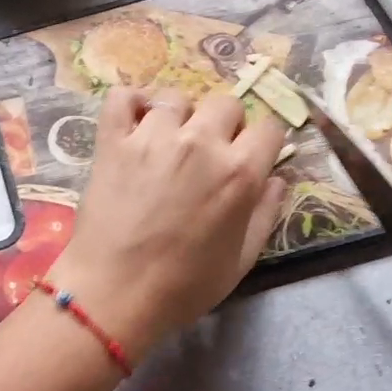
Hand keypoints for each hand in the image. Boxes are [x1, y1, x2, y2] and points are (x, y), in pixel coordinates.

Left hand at [46, 88, 286, 357]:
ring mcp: (152, 137)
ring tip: (167, 142)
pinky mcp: (112, 140)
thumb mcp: (241, 260)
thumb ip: (265, 214)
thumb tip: (278, 179)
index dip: (262, 143)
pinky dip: (131, 102)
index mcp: (239, 172)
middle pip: (225, 104)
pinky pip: (122, 97)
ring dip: (178, 116)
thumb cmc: (182, 286)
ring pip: (176, 98)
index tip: (250, 158)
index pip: (270, 127)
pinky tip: (134, 122)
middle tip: (207, 154)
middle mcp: (200, 143)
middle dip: (223, 125)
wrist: (113, 293)